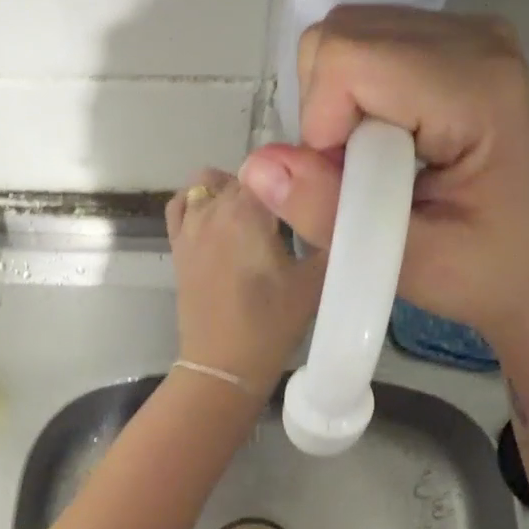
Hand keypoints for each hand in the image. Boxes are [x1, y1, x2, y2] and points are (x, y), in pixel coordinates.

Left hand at [166, 169, 322, 394]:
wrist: (223, 366)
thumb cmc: (272, 325)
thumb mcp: (318, 280)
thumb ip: (334, 234)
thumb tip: (352, 203)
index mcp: (248, 210)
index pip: (278, 163)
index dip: (301, 174)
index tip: (317, 196)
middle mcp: (213, 208)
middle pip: (246, 175)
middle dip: (273, 186)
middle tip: (295, 217)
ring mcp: (189, 226)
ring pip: (212, 184)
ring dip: (235, 192)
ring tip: (258, 221)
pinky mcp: (177, 246)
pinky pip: (183, 203)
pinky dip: (200, 202)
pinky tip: (222, 222)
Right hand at [236, 6, 528, 334]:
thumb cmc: (484, 274)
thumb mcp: (407, 263)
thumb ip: (331, 213)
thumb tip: (257, 167)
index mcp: (477, 88)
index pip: (348, 59)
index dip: (322, 126)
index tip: (348, 187)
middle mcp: (474, 39)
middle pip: (340, 37)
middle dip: (324, 116)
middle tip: (358, 181)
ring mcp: (465, 33)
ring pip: (345, 38)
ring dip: (335, 110)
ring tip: (373, 170)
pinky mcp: (450, 43)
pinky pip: (364, 48)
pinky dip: (351, 102)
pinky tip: (384, 149)